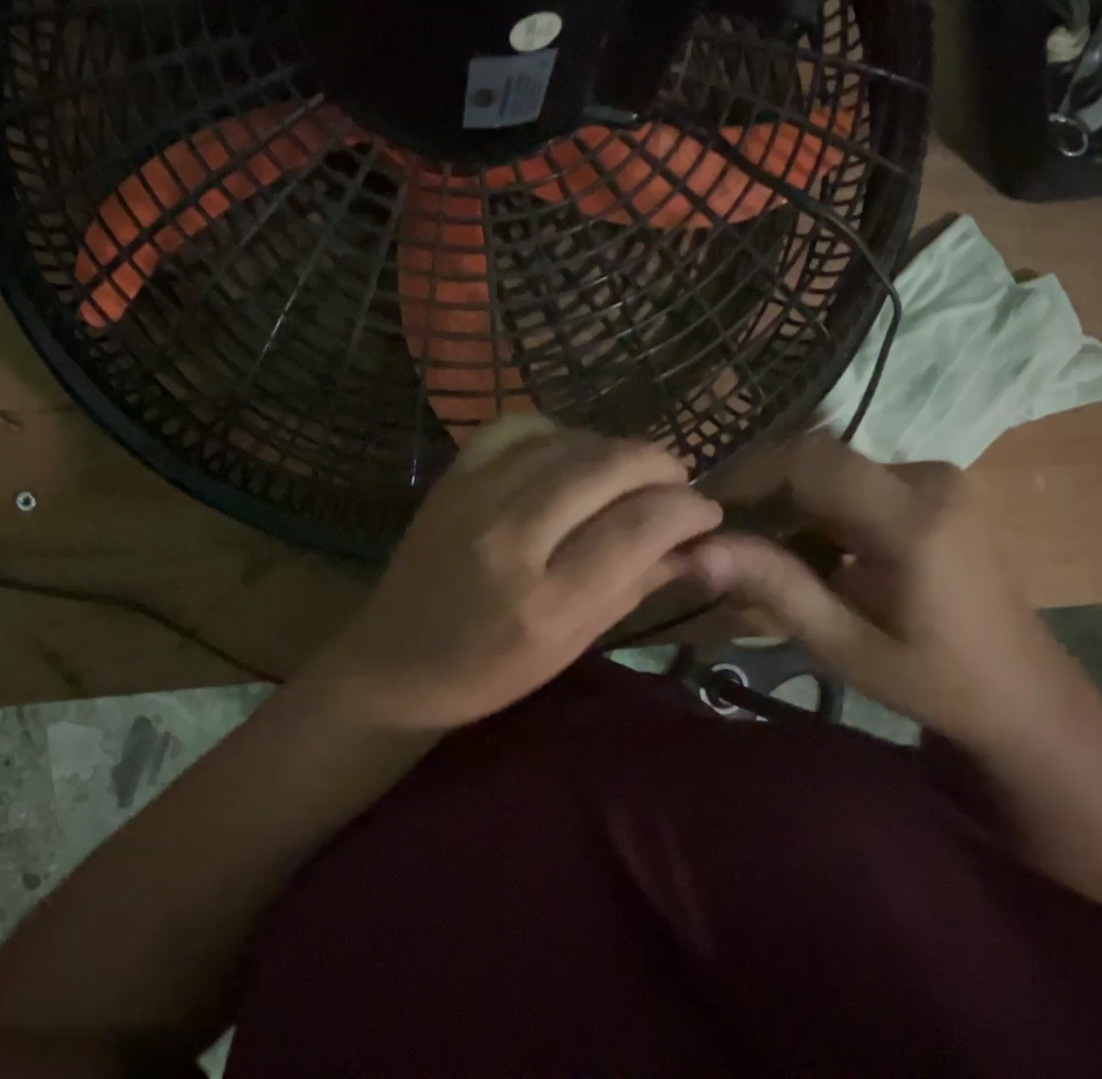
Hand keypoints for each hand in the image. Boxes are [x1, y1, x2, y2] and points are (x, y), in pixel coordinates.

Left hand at [298, 419, 723, 729]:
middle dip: (661, 466)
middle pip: (607, 468)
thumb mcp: (571, 644)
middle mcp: (510, 537)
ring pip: (569, 441)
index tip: (706, 511)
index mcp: (546, 601)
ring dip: (614, 449)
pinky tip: (571, 456)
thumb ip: (635, 585)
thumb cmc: (490, 672)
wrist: (395, 663)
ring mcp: (474, 498)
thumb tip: (696, 541)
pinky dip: (558, 433)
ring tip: (631, 474)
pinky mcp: (451, 478)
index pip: (638, 527)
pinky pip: (518, 427)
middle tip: (677, 484)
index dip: (687, 510)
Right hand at [687, 436, 1093, 747]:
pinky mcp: (933, 490)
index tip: (701, 515)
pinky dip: (813, 511)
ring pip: (829, 470)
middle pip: (816, 460)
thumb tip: (694, 552)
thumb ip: (774, 589)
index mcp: (913, 519)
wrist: (1024, 692)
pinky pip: (852, 483)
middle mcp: (928, 479)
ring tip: (752, 555)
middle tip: (718, 542)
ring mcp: (935, 480)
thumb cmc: (935, 681)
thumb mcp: (845, 645)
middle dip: (759, 494)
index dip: (745, 477)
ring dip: (783, 504)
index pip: (809, 461)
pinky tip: (801, 554)